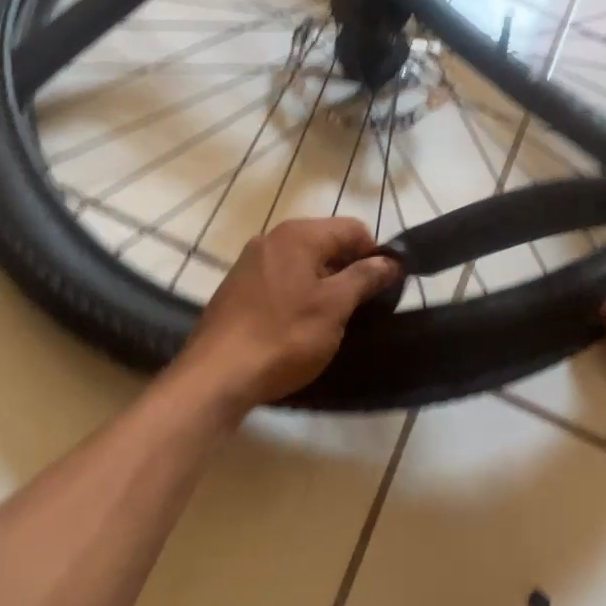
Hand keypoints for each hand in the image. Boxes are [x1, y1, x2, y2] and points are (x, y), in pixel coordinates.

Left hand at [178, 218, 399, 410]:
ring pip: (302, 262)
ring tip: (331, 319)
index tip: (384, 288)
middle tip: (360, 306)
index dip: (375, 255)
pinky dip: (298, 293)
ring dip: (323, 283)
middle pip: (326, 242)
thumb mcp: (335, 307)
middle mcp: (271, 238)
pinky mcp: (236, 288)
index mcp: (298, 235)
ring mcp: (249, 262)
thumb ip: (365, 277)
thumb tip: (390, 261)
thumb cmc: (284, 337)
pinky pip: (280, 279)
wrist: (216, 377)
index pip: (353, 228)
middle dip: (348, 269)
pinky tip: (298, 324)